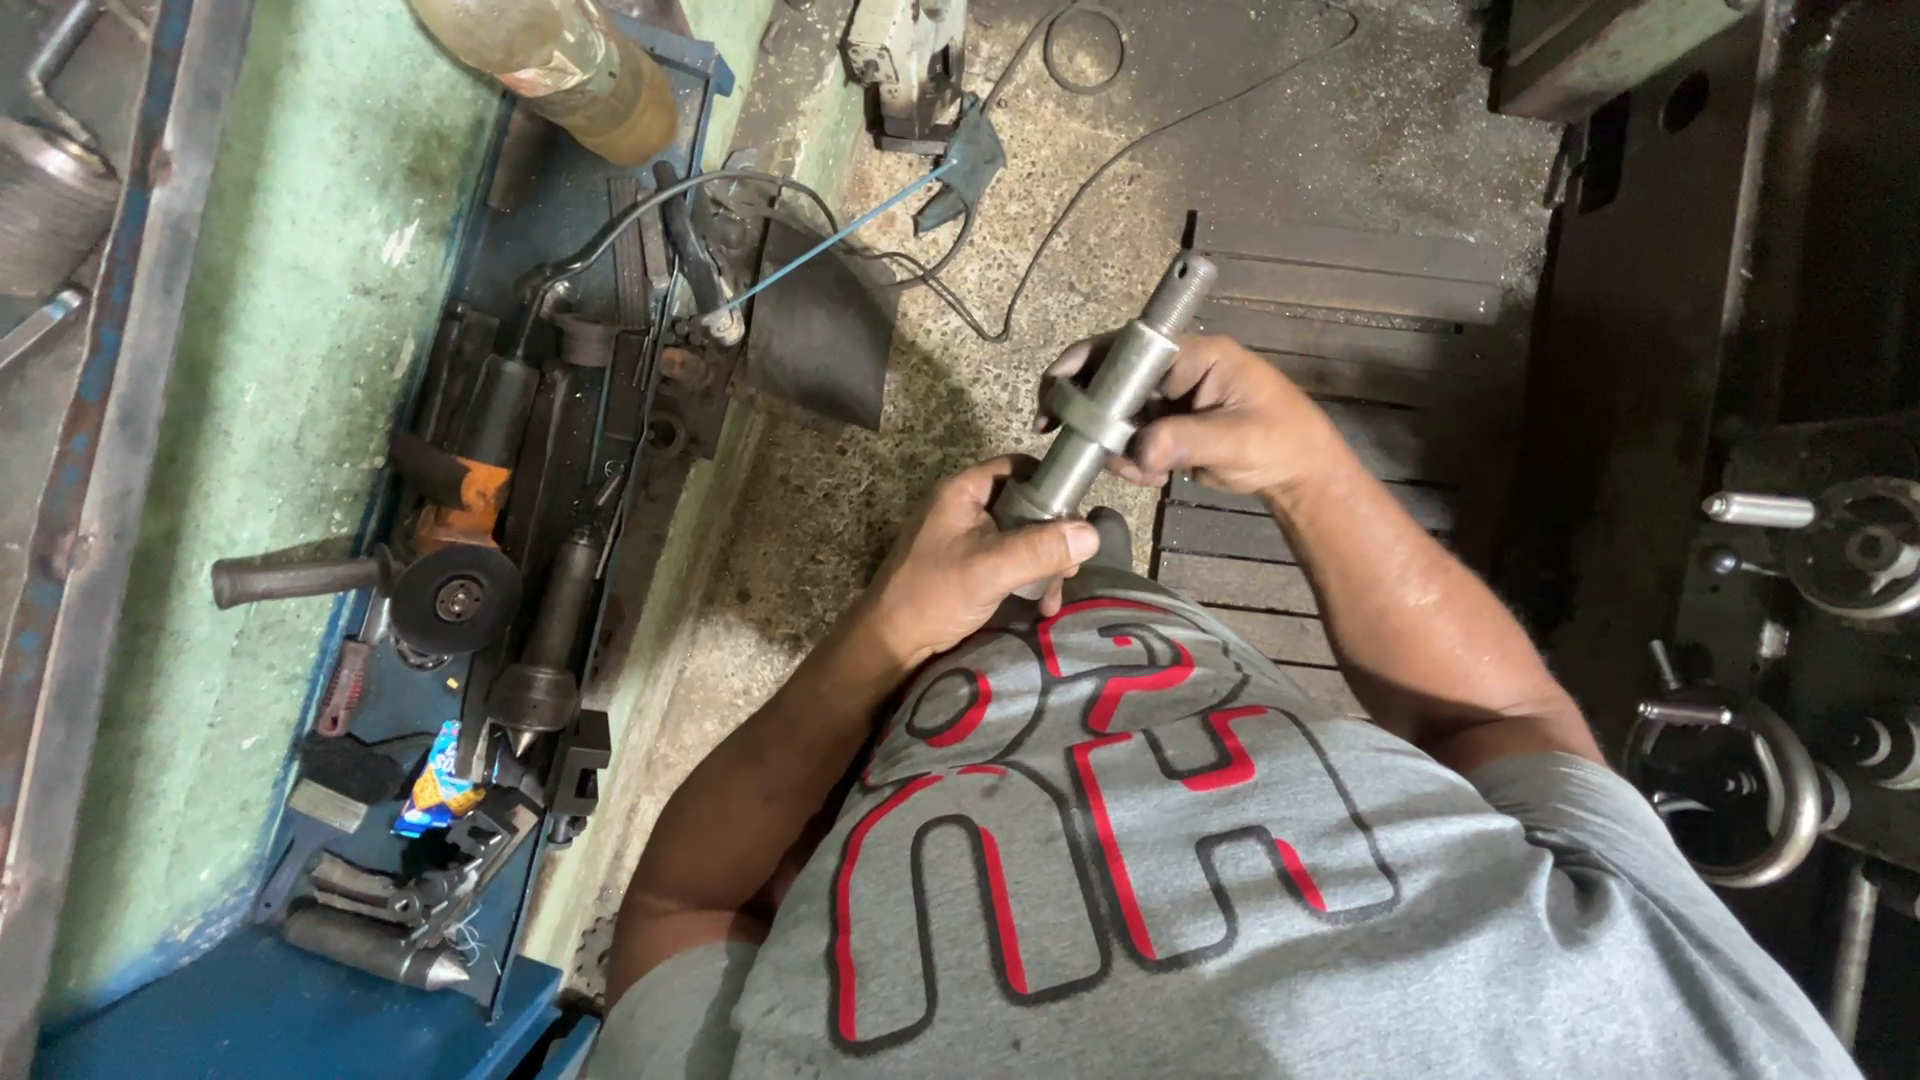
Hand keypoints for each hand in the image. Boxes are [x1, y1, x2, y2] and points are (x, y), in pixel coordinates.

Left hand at [857, 456, 1100, 665]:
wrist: (891, 640)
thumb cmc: (933, 594)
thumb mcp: (990, 568)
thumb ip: (1040, 549)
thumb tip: (1092, 534)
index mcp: (964, 491)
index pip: (1019, 468)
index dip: (1051, 486)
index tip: (1076, 518)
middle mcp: (966, 506)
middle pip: (1027, 505)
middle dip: (1053, 538)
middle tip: (1068, 570)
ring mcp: (967, 536)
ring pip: (1022, 536)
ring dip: (1044, 564)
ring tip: (1053, 595)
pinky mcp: (969, 564)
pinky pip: (1010, 559)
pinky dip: (1028, 577)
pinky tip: (1040, 604)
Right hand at [1041, 334, 1345, 497]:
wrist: (1298, 474)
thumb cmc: (1281, 443)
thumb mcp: (1237, 440)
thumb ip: (1186, 440)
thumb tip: (1138, 451)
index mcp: (1196, 356)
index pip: (1129, 349)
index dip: (1086, 364)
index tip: (1056, 393)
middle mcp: (1175, 371)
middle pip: (1111, 379)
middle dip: (1089, 411)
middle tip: (1058, 435)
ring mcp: (1168, 399)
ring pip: (1116, 415)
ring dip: (1114, 446)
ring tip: (1142, 473)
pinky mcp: (1165, 425)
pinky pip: (1130, 438)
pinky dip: (1129, 460)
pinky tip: (1154, 478)